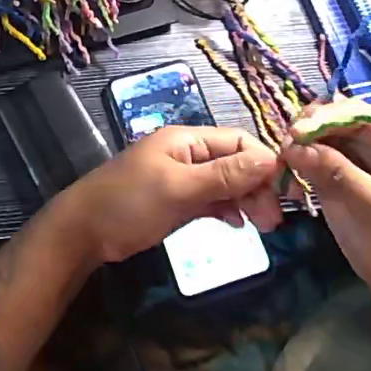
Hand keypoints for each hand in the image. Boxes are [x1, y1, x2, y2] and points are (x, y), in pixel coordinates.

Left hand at [54, 125, 282, 264]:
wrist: (85, 231)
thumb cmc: (129, 202)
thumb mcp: (178, 188)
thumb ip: (223, 175)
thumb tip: (270, 159)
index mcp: (187, 139)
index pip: (238, 141)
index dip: (264, 163)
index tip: (285, 194)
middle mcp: (188, 153)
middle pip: (237, 162)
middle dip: (258, 186)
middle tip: (272, 222)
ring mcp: (183, 177)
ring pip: (227, 182)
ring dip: (247, 200)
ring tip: (261, 227)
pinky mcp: (178, 200)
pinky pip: (212, 199)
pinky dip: (227, 209)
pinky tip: (237, 225)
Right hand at [281, 114, 370, 301]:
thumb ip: (335, 172)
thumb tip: (294, 145)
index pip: (361, 116)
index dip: (327, 117)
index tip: (296, 131)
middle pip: (338, 123)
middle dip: (309, 131)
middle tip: (285, 148)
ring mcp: (359, 164)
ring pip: (322, 140)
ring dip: (300, 148)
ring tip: (284, 165)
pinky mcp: (341, 181)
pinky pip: (315, 161)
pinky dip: (299, 167)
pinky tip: (289, 181)